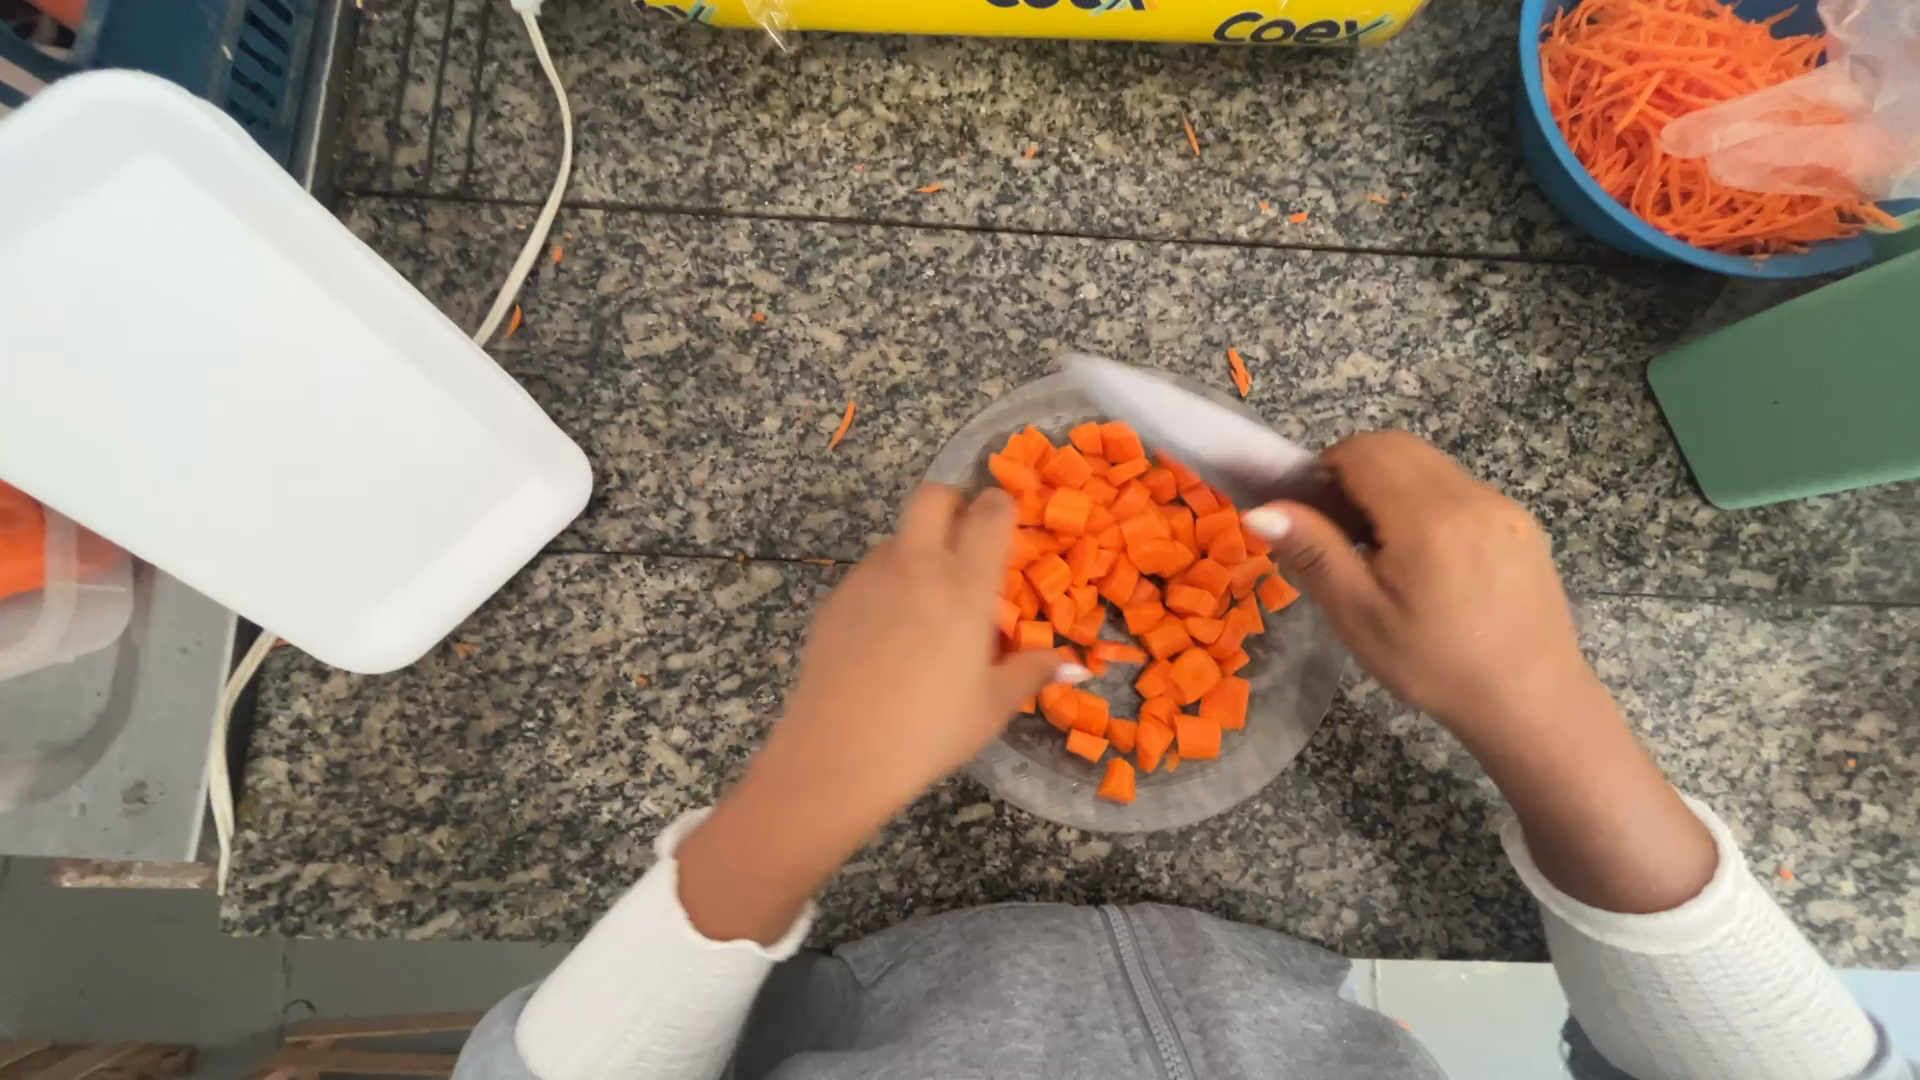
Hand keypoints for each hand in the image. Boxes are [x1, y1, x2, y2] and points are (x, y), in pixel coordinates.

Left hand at [769, 484, 1069, 809]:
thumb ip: (1032, 672)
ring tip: (924, 602)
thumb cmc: (929, 730)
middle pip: (932, 496)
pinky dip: (885, 583)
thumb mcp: (992, 706)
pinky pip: (868, 572)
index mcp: (964, 586)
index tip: (1007, 522)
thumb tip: (1073, 666)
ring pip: (897, 536)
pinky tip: (885, 633)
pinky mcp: (835, 599)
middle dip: (952, 503)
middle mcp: (915, 567)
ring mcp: (868, 579)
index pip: (989, 512)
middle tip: (963, 542)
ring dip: (917, 550)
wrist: (839, 753)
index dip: (1001, 505)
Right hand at [1241, 431, 1588, 744]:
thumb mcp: (1358, 614)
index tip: (1311, 517)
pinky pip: (1455, 487)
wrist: (1532, 703)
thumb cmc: (1432, 664)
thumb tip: (1257, 509)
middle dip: (1351, 472)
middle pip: (1394, 446)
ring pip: (1426, 463)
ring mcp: (1502, 506)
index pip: (1361, 451)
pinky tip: (1420, 558)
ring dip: (1386, 485)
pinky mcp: (1519, 522)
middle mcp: (1471, 496)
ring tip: (1376, 547)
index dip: (1323, 471)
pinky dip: (1421, 501)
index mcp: (1427, 517)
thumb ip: (1312, 550)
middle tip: (1336, 530)